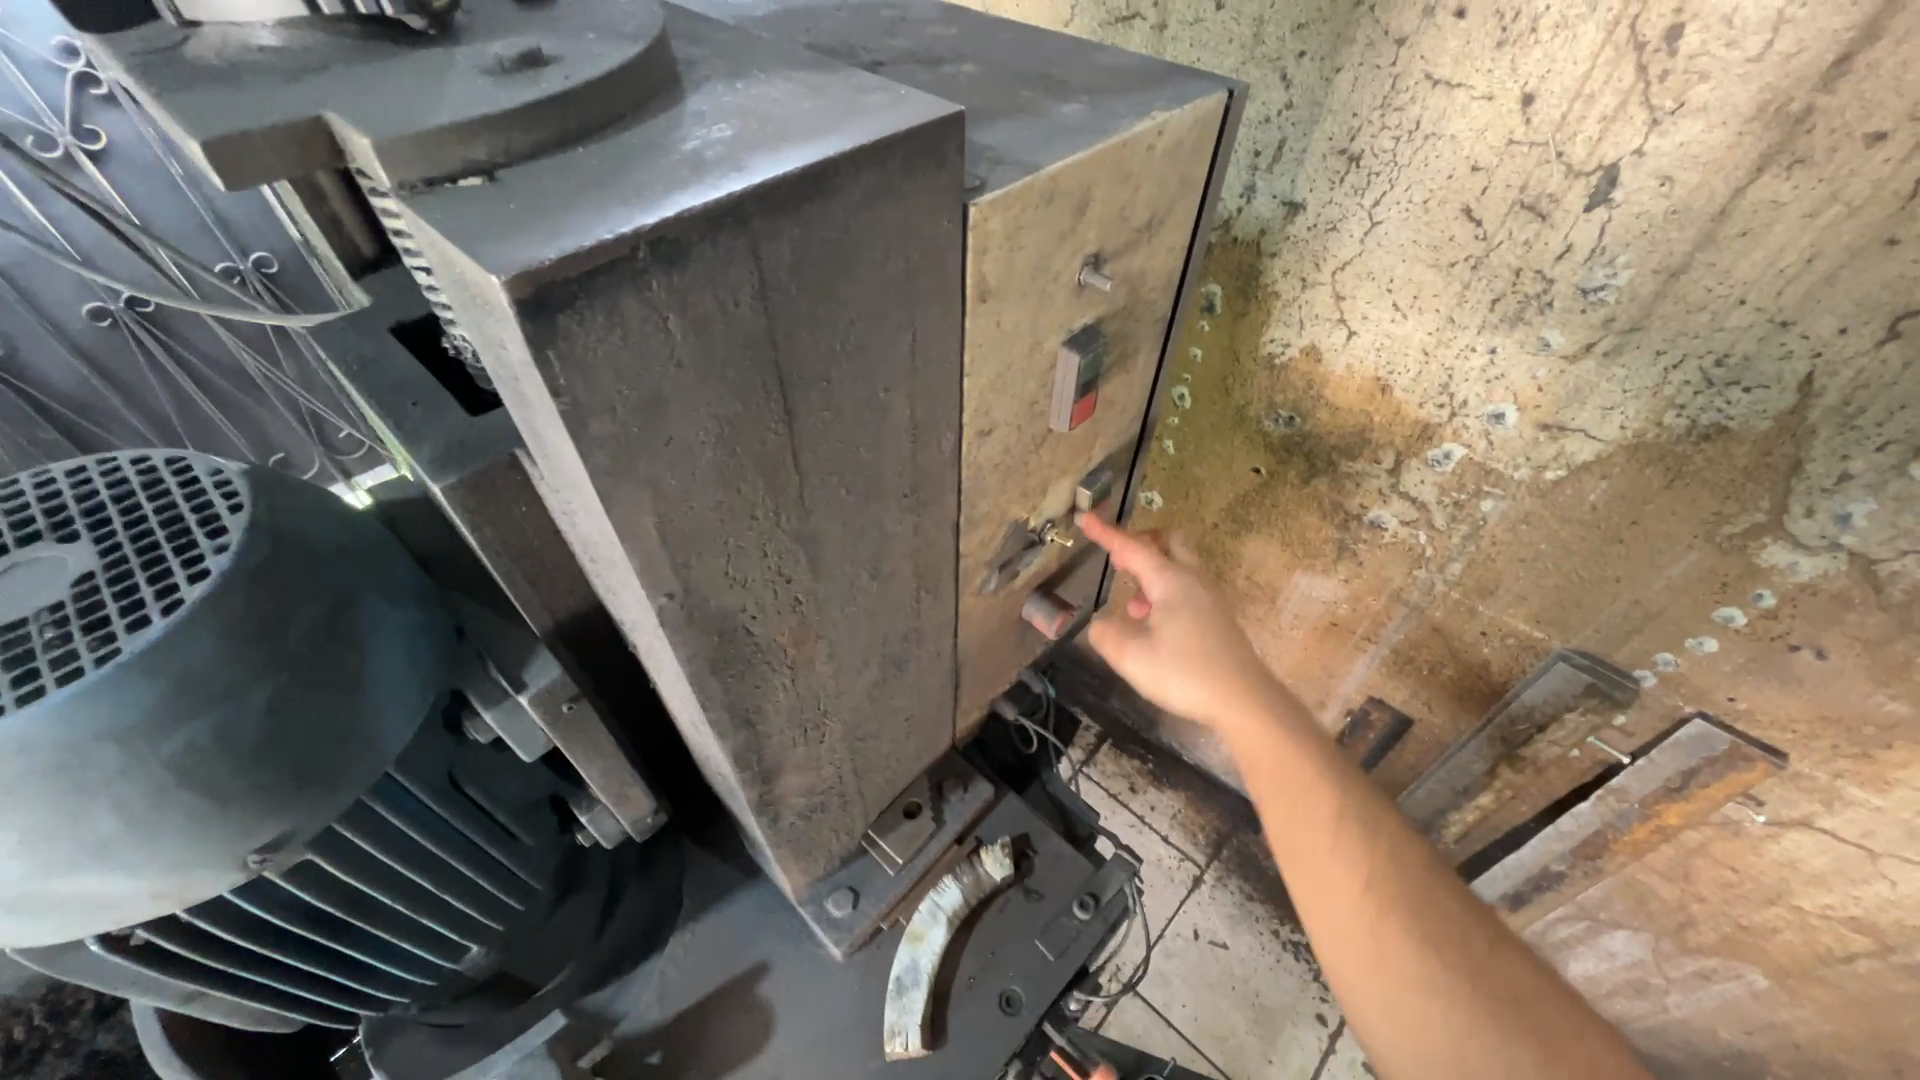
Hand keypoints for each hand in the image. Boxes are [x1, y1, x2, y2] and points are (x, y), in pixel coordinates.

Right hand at [1076, 513, 1283, 731]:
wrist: (1244, 700)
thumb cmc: (1184, 673)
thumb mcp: (1131, 657)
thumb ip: (1106, 634)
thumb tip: (1100, 623)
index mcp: (1170, 580)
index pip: (1131, 547)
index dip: (1105, 532)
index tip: (1084, 517)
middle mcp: (1193, 580)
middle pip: (1169, 541)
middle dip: (1141, 542)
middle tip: (1120, 560)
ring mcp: (1210, 598)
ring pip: (1179, 566)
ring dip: (1152, 573)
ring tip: (1131, 604)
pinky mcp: (1218, 619)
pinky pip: (1188, 589)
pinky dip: (1165, 593)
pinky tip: (1154, 625)